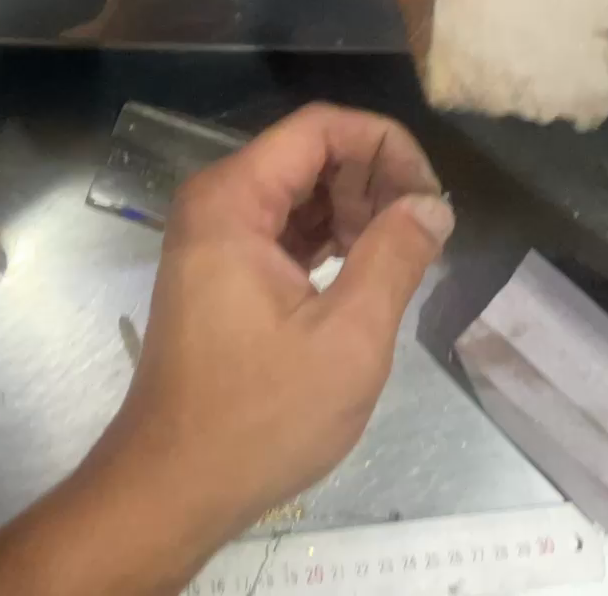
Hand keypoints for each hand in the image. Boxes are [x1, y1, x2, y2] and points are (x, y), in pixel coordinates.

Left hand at [0, 103, 453, 594]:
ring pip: (297, 190)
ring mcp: (213, 233)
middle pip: (307, 153)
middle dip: (371, 179)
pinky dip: (326, 238)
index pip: (318, 127)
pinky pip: (282, 227)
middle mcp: (216, 200)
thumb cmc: (258, 415)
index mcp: (232, 197)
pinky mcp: (220, 265)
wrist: (174, 480)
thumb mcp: (347, 339)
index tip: (429, 195)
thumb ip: (394, 256)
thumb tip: (433, 203)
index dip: (383, 144)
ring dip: (352, 210)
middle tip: (421, 232)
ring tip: (399, 255)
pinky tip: (363, 269)